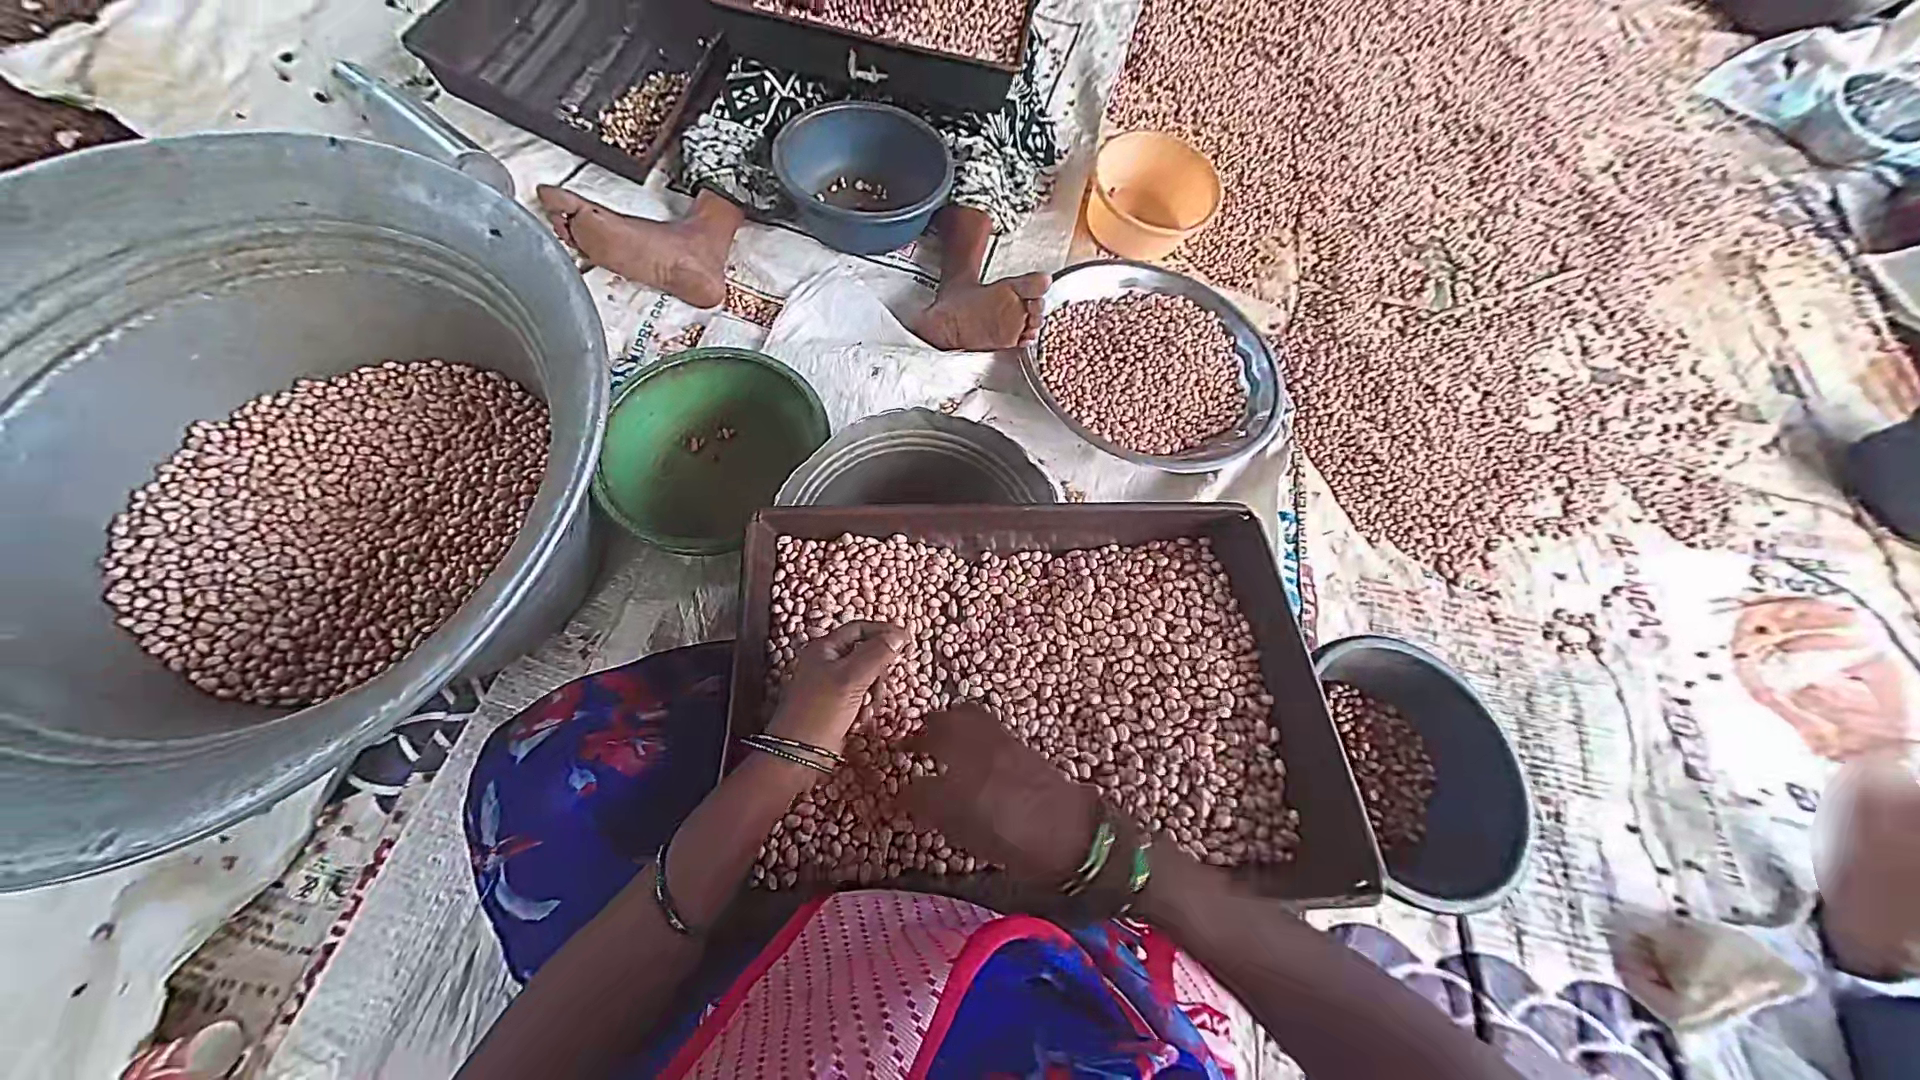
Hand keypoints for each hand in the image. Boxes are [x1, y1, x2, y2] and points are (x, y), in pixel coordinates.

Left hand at [765, 621, 906, 755]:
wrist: (798, 755)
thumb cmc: (820, 712)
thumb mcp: (852, 678)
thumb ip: (877, 653)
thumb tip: (900, 636)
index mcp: (824, 648)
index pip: (860, 628)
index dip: (883, 631)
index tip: (906, 640)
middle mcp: (827, 662)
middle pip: (867, 654)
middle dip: (878, 672)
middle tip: (878, 686)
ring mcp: (831, 684)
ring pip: (868, 678)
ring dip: (873, 693)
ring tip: (866, 708)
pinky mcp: (837, 705)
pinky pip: (862, 697)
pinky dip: (866, 707)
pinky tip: (860, 719)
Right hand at [904, 703, 1099, 882]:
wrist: (1070, 833)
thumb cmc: (1019, 847)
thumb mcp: (972, 841)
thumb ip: (940, 817)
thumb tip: (915, 802)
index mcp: (962, 796)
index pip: (917, 789)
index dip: (902, 794)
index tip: (894, 797)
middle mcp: (976, 762)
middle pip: (936, 734)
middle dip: (916, 739)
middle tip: (906, 746)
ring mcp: (996, 744)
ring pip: (959, 717)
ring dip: (941, 721)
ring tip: (932, 729)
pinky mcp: (1012, 739)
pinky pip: (980, 718)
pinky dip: (964, 719)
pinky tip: (963, 734)